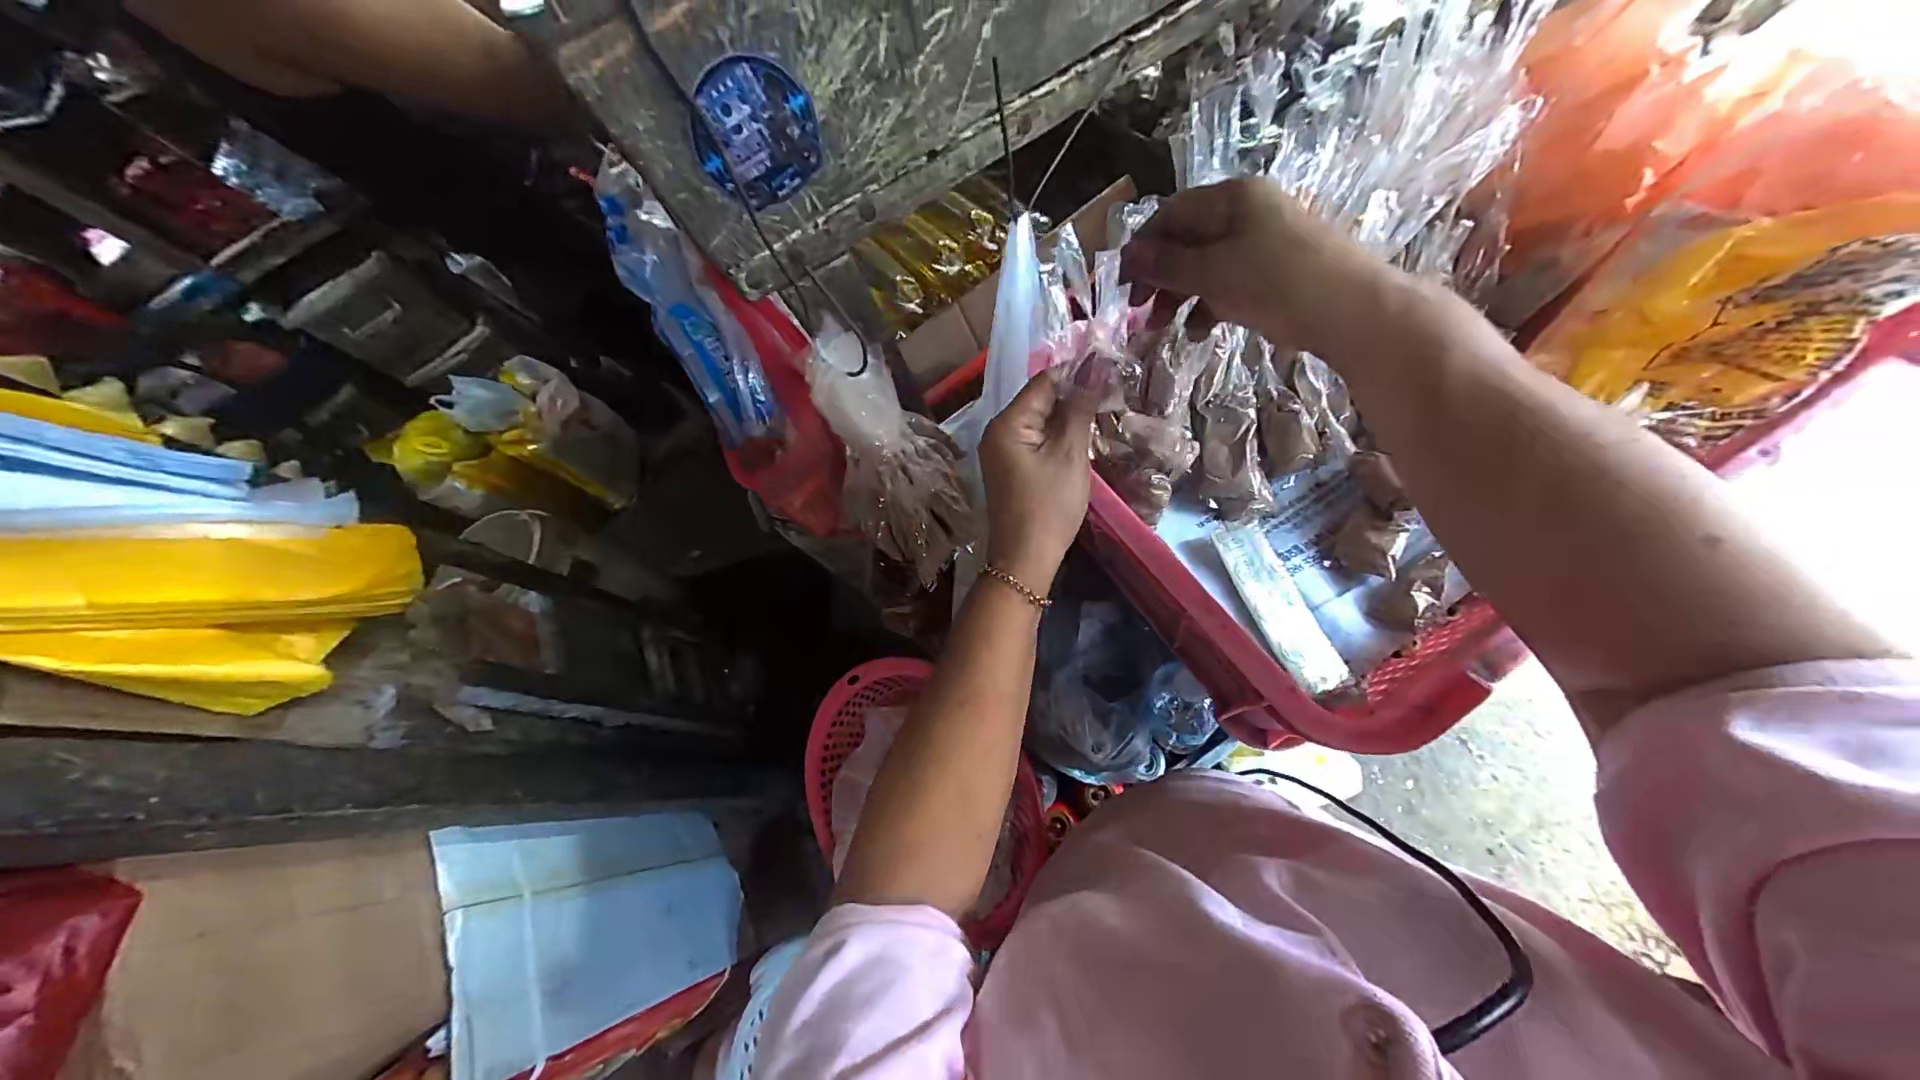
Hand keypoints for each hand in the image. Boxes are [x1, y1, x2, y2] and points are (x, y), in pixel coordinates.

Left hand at [979, 364, 1103, 590]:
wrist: (1026, 558)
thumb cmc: (1049, 505)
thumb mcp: (1070, 454)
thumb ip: (1080, 410)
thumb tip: (1094, 373)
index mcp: (1007, 423)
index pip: (1043, 382)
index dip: (1076, 374)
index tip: (1110, 371)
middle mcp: (997, 431)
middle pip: (1039, 400)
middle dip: (1073, 396)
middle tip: (1111, 394)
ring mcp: (1001, 451)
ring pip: (1039, 421)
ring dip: (1067, 418)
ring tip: (1102, 414)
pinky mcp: (1009, 468)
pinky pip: (1035, 440)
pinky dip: (1057, 437)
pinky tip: (1080, 440)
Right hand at [1118, 178, 1401, 355]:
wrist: (1347, 308)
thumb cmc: (1273, 281)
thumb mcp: (1211, 272)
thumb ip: (1167, 264)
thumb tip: (1129, 254)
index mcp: (1231, 198)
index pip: (1171, 214)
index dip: (1143, 248)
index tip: (1125, 285)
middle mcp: (1247, 212)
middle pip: (1187, 241)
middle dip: (1160, 277)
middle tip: (1140, 312)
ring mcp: (1263, 241)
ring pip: (1206, 265)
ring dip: (1180, 296)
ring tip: (1165, 328)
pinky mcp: (1275, 271)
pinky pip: (1229, 282)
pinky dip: (1209, 304)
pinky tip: (1200, 331)